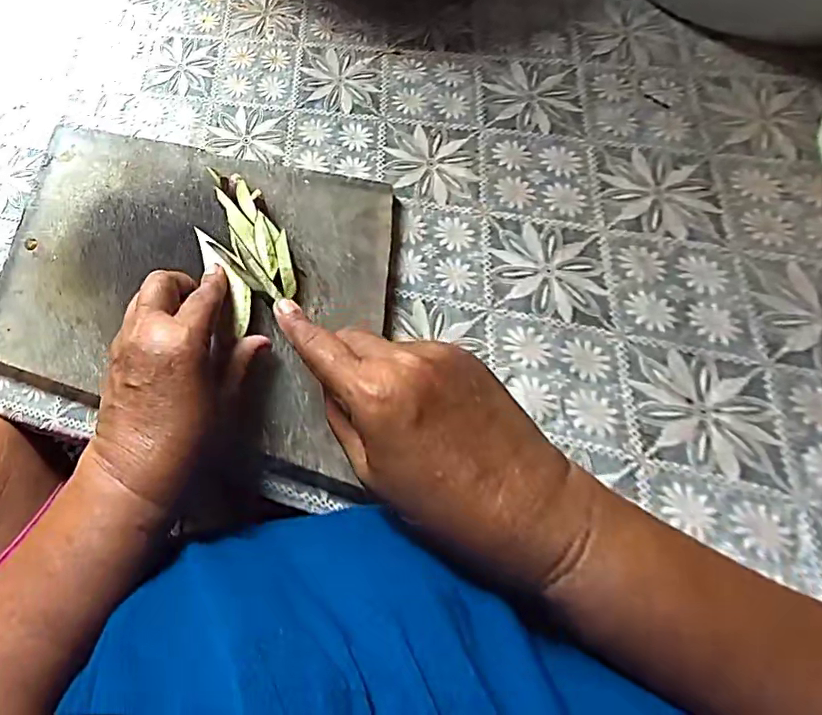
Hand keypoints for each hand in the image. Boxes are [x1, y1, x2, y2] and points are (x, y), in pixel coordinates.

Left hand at [85, 269, 267, 515]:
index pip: (202, 295)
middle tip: (202, 296)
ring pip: (142, 295)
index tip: (225, 279)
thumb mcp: (221, 400)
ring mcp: (125, 337)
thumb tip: (257, 340)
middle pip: (161, 281)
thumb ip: (237, 361)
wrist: (133, 463)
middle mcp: (147, 329)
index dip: (217, 284)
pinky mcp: (114, 349)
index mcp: (179, 338)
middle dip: (183, 282)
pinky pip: (132, 316)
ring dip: (163, 295)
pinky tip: (166, 335)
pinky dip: (149, 313)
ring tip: (185, 314)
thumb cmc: (183, 439)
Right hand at [275, 300, 602, 593]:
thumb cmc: (443, 506)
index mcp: (373, 394)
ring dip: (377, 365)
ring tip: (403, 408)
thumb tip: (331, 385)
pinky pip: (415, 353)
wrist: (539, 514)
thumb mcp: (370, 470)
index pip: (321, 347)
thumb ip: (341, 417)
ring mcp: (438, 355)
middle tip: (353, 394)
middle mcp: (402, 363)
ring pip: (382, 346)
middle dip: (341, 357)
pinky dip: (408, 370)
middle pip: (350, 339)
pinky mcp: (465, 357)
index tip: (282, 306)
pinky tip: (431, 405)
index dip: (297, 327)